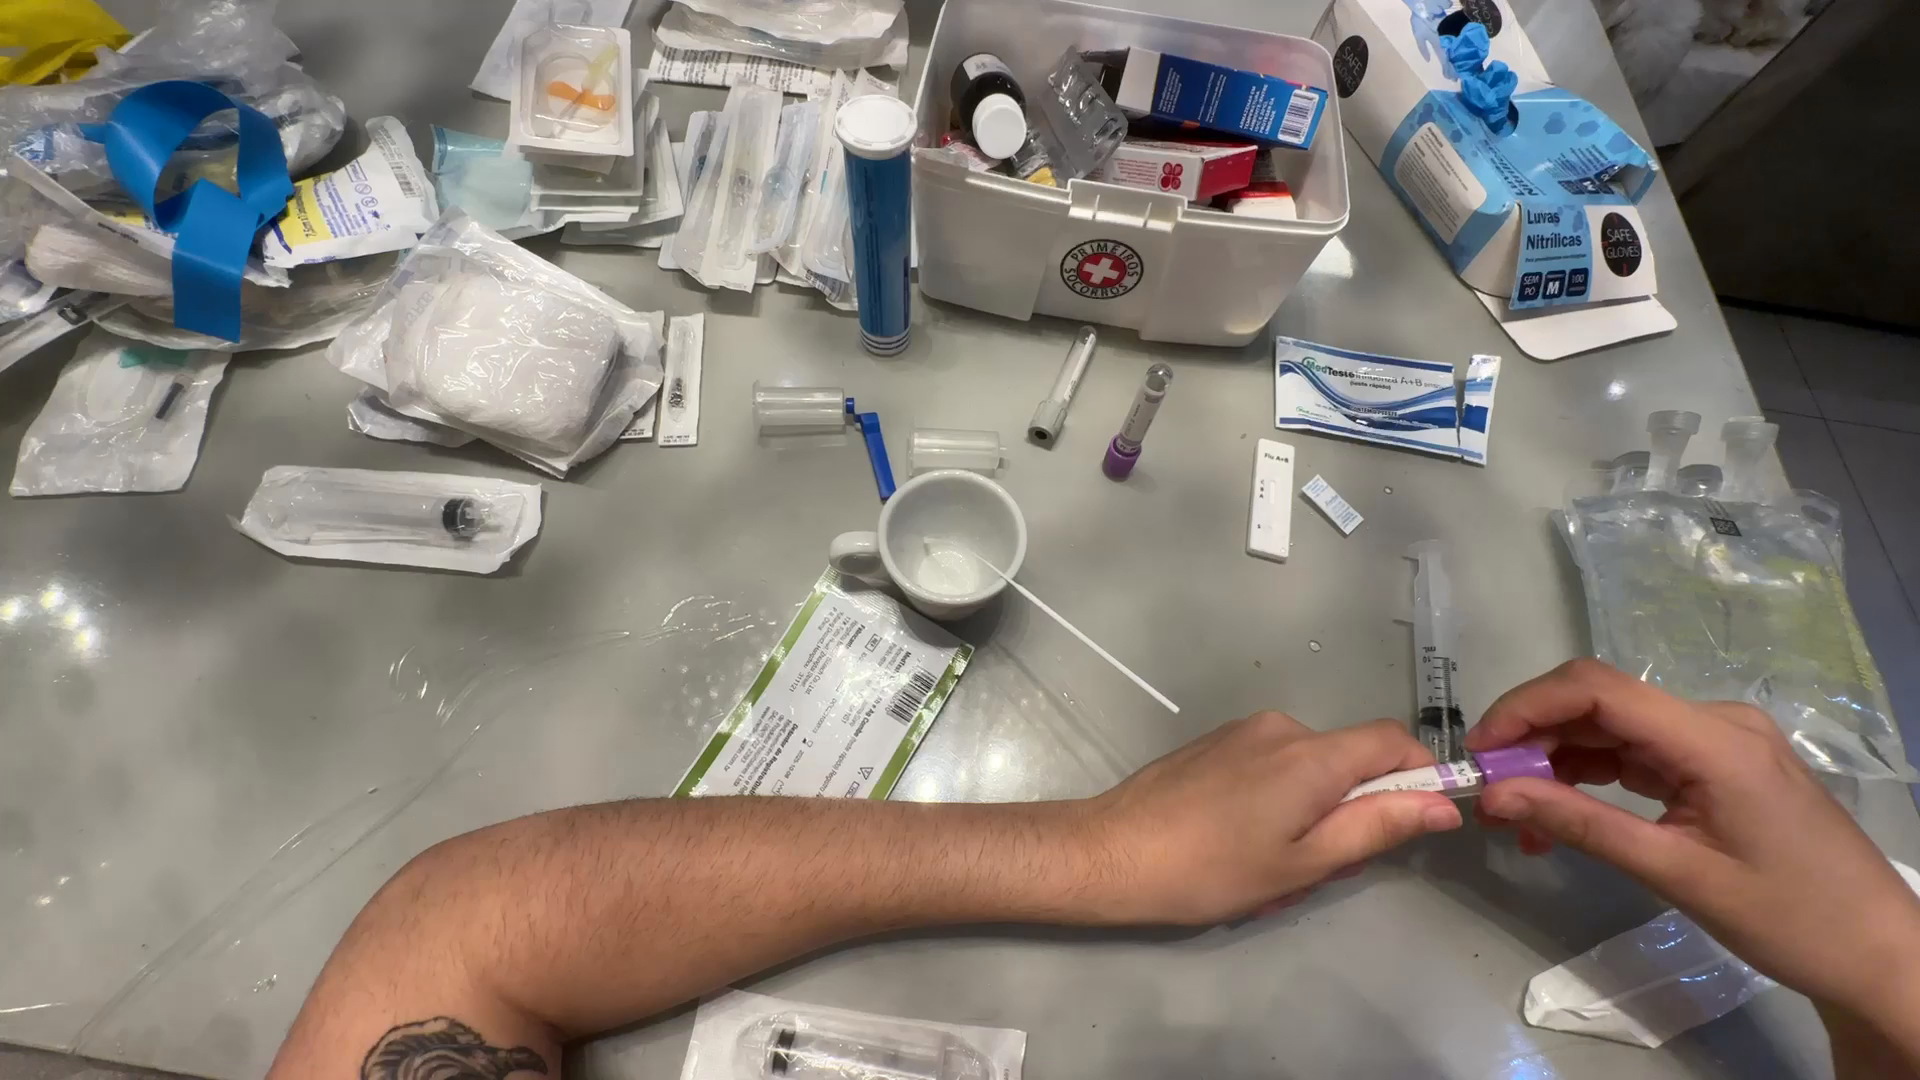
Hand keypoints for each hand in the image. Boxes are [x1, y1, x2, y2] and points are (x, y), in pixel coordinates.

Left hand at [1084, 711, 1462, 924]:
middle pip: (1347, 758)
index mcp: (1308, 754)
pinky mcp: (1212, 743)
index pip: (1391, 739)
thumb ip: (1376, 826)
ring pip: (1306, 766)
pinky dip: (1275, 799)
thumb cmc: (1213, 868)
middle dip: (1351, 810)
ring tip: (1269, 864)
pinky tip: (1239, 841)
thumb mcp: (1305, 862)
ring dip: (1309, 811)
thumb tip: (1442, 802)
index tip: (1412, 823)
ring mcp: (1239, 732)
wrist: (1116, 850)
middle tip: (1316, 869)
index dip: (1418, 775)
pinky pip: (1269, 764)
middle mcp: (1277, 727)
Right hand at [1467, 659, 1919, 1028]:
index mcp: (1715, 741)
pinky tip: (1554, 810)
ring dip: (1548, 761)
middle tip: (1488, 786)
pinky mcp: (1703, 760)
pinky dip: (1578, 775)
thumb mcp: (1674, 874)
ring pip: (1598, 726)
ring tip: (1516, 812)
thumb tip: (1491, 796)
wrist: (1889, 963)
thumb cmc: (1794, 920)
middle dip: (1527, 738)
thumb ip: (1577, 824)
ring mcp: (1709, 739)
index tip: (1479, 751)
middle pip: (1591, 702)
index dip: (1524, 708)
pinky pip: (1621, 750)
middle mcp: (1711, 722)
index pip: (1595, 690)